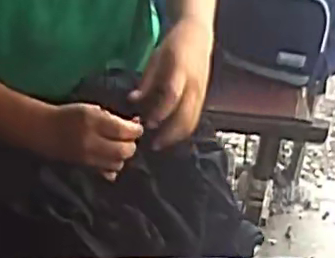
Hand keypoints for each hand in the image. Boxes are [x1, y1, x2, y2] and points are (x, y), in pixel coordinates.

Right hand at [39, 103, 142, 178]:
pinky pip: (108, 172)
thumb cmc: (70, 115)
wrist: (47, 131)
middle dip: (131, 145)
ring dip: (122, 156)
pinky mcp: (88, 168)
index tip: (138, 127)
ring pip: (118, 163)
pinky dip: (114, 167)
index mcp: (93, 122)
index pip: (122, 130)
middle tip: (129, 139)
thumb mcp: (90, 109)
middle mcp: (92, 142)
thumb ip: (111, 118)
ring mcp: (90, 158)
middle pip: (124, 151)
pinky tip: (110, 158)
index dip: (135, 131)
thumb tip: (133, 126)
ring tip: (118, 147)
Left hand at [131, 19, 212, 148]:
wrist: (198, 35)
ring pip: (190, 124)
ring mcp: (200, 95)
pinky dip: (181, 133)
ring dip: (175, 138)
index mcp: (181, 70)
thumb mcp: (156, 59)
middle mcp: (193, 85)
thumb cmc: (174, 46)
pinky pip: (193, 123)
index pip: (172, 96)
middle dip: (168, 134)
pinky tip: (169, 137)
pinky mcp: (202, 102)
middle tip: (153, 144)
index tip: (148, 124)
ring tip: (160, 143)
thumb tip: (132, 102)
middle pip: (184, 117)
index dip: (160, 113)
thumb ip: (146, 82)